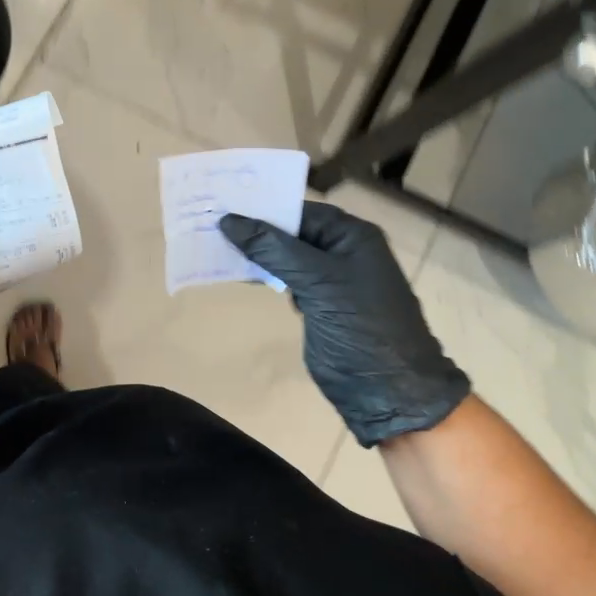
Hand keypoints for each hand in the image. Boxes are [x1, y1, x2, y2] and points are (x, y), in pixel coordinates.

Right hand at [220, 202, 469, 446]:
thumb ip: (273, 248)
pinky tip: (238, 273)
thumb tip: (228, 221)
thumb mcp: (317, 280)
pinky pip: (285, 279)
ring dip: (255, 253)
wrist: (387, 390)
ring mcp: (330, 279)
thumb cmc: (360, 325)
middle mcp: (342, 252)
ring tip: (214, 246)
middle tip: (209, 223)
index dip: (263, 208)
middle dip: (255, 230)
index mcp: (353, 236)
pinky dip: (263, 275)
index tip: (221, 205)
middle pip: (290, 231)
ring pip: (284, 256)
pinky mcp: (317, 304)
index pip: (300, 211)